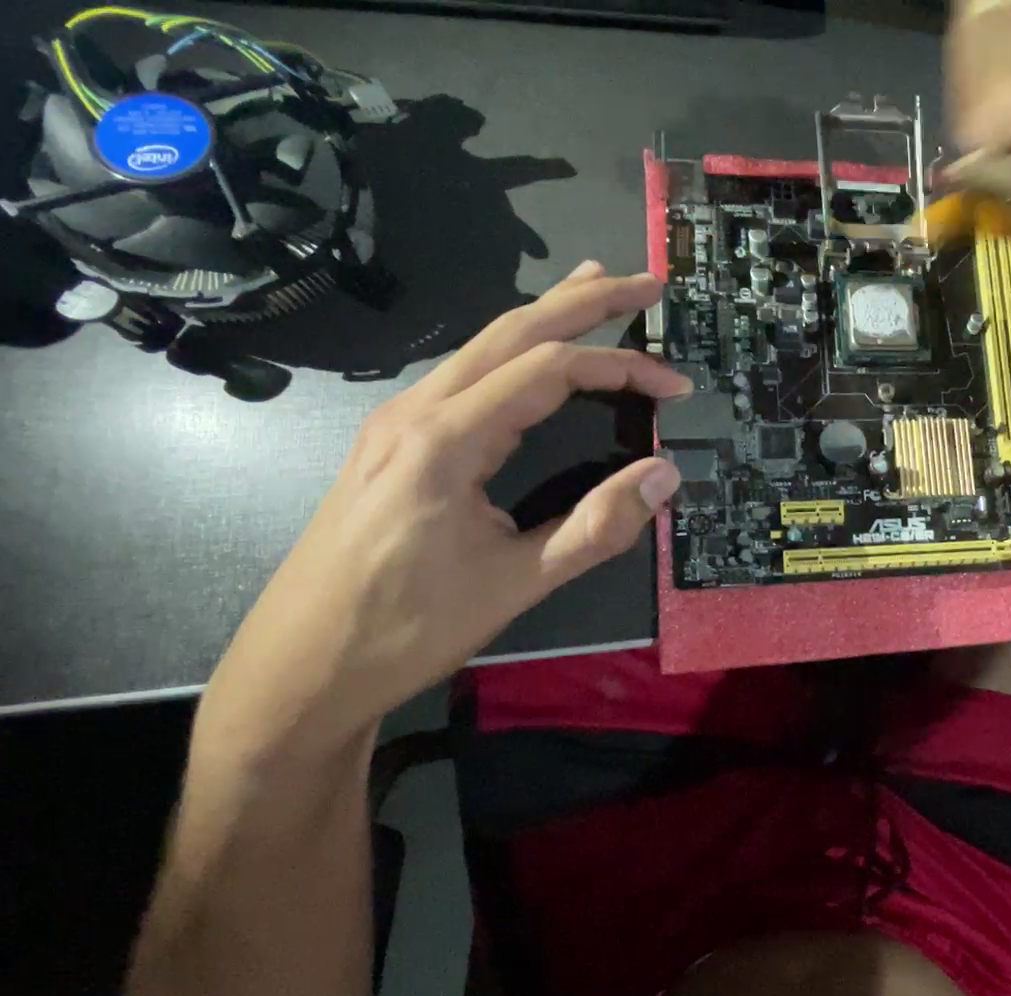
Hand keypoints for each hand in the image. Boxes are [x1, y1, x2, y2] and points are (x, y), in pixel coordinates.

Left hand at [197, 262, 690, 748]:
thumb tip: (666, 475)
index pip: (548, 371)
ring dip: (544, 316)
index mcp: (446, 440)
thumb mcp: (517, 584)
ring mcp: (398, 423)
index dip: (621, 368)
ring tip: (594, 290)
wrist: (301, 666)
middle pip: (509, 332)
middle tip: (645, 282)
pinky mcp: (395, 442)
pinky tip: (532, 356)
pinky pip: (466, 375)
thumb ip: (596, 526)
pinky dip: (514, 351)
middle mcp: (416, 412)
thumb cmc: (408, 628)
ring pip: (482, 347)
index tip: (677, 386)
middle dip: (582, 301)